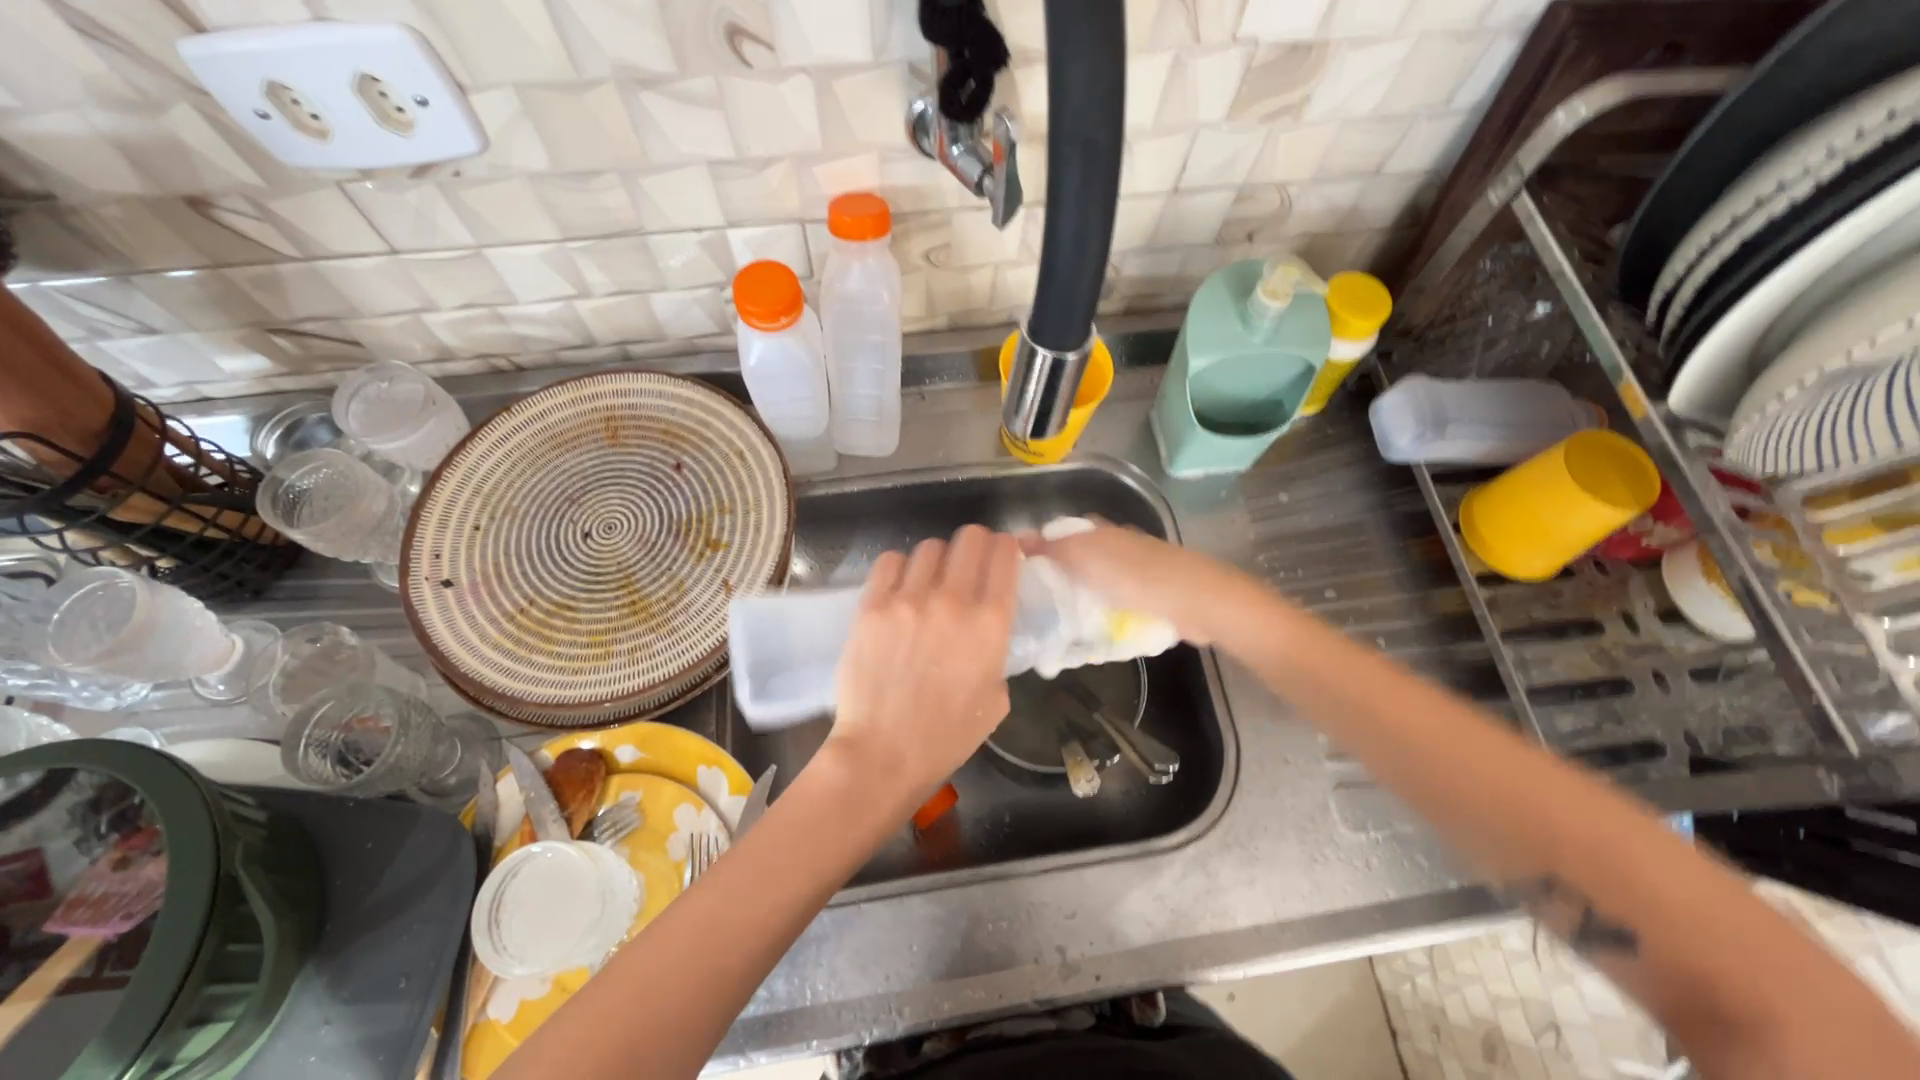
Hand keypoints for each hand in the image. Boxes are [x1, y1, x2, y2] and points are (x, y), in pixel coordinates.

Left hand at [828, 525, 1021, 802]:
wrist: (883, 753)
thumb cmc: (947, 736)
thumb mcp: (997, 697)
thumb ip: (997, 653)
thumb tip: (987, 629)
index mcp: (992, 623)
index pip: (1005, 555)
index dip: (1005, 549)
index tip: (1000, 557)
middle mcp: (953, 600)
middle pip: (970, 538)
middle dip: (975, 545)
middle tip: (968, 564)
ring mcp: (908, 600)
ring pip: (930, 547)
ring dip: (937, 559)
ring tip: (930, 580)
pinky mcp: (872, 606)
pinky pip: (889, 562)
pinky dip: (900, 568)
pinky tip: (900, 587)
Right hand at [1020, 523, 1250, 644]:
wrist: (1198, 601)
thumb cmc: (1138, 576)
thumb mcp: (1087, 558)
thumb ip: (1053, 549)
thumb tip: (1020, 539)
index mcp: (1100, 531)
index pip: (1059, 534)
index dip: (1038, 550)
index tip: (1017, 576)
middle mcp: (1116, 546)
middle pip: (1077, 561)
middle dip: (1057, 580)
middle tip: (1033, 606)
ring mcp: (1135, 573)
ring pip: (1095, 585)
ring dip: (1079, 601)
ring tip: (1055, 625)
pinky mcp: (1150, 598)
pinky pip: (1115, 606)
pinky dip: (1103, 616)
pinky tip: (1090, 634)